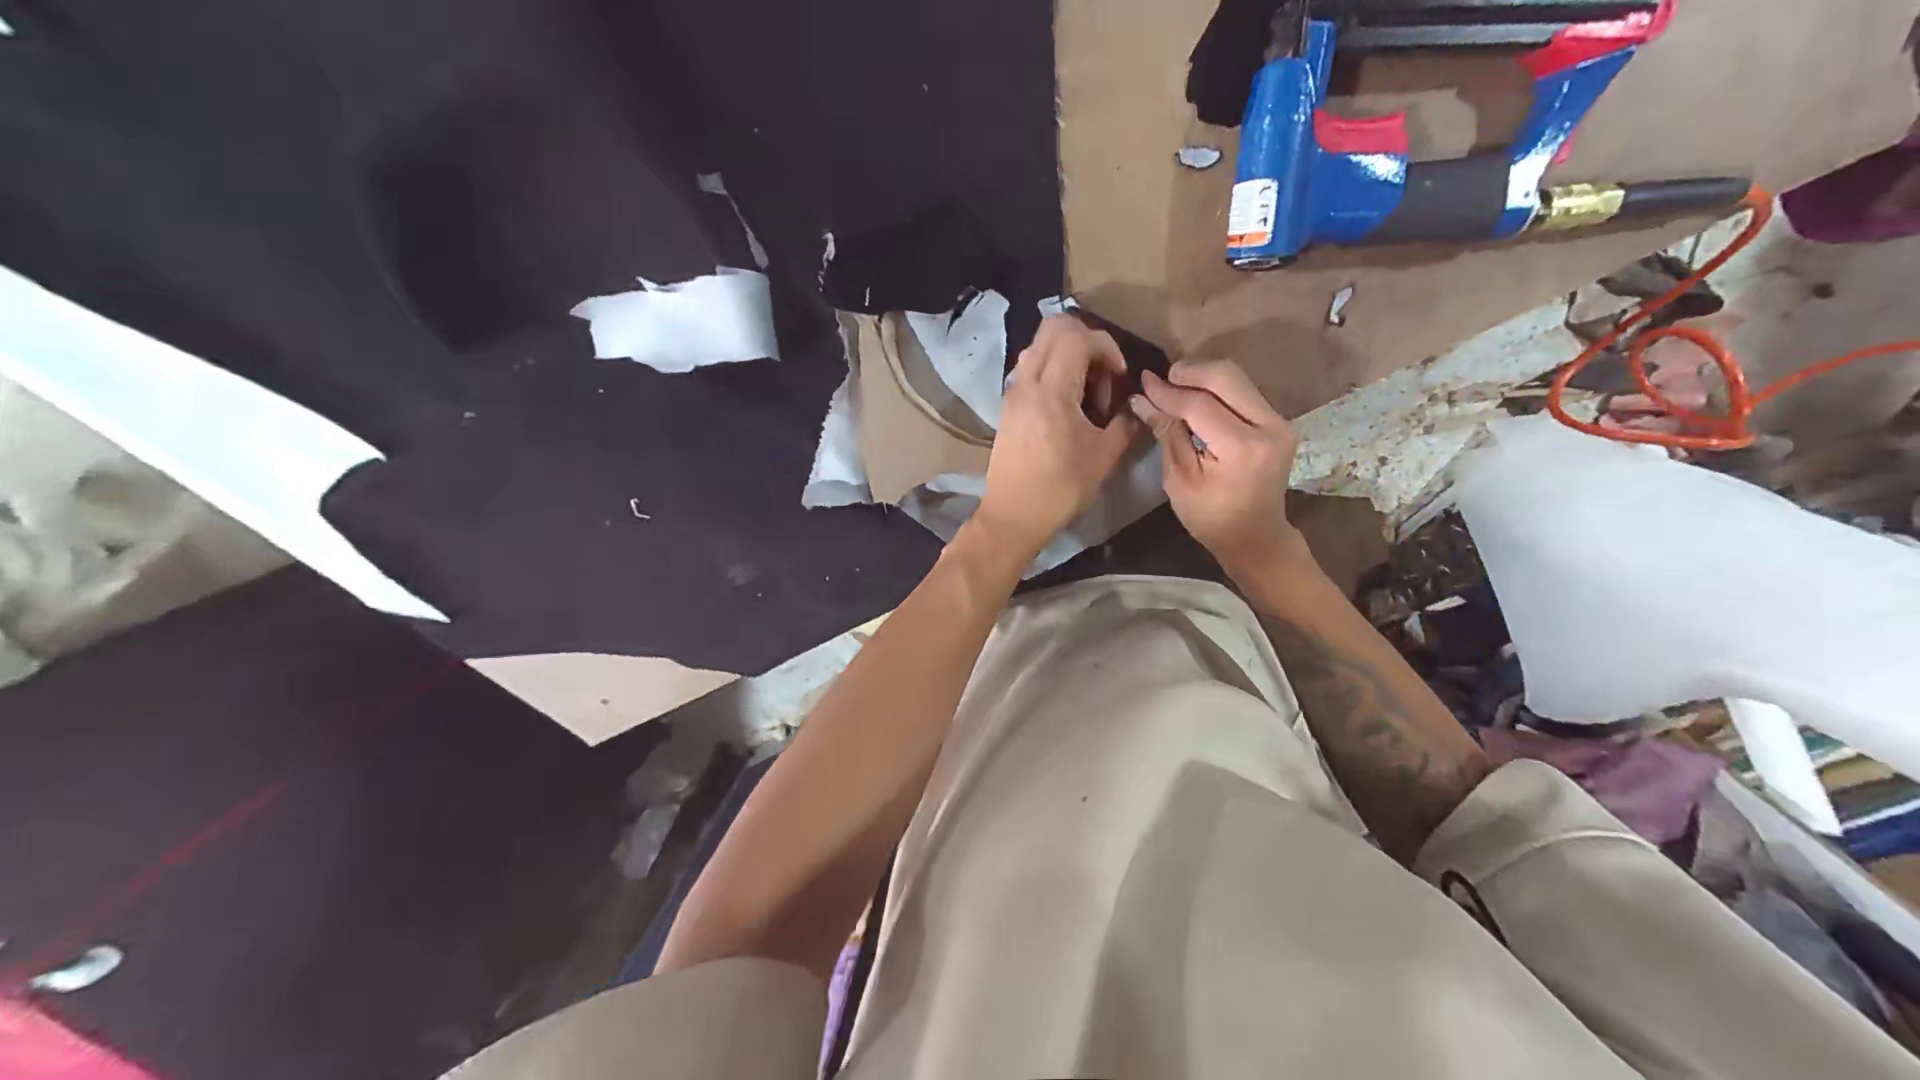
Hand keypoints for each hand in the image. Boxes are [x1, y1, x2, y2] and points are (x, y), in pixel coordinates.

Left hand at [974, 317, 1140, 557]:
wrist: (1013, 516)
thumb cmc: (1061, 489)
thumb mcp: (1105, 457)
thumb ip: (1126, 422)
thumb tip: (1136, 405)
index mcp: (1051, 391)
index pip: (1078, 336)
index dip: (1107, 347)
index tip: (1119, 377)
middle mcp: (1026, 382)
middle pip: (1054, 327)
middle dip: (1087, 341)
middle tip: (1103, 376)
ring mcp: (1013, 392)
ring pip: (1041, 346)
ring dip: (1068, 356)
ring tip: (1085, 395)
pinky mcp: (1008, 405)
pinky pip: (1031, 368)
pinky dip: (1053, 372)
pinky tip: (1067, 407)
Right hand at [1129, 360, 1301, 579]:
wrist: (1255, 536)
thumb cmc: (1210, 517)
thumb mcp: (1179, 479)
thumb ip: (1166, 433)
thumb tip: (1142, 399)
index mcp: (1243, 448)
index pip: (1200, 405)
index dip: (1168, 392)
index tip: (1143, 382)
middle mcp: (1270, 427)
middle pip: (1227, 378)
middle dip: (1190, 372)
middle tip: (1162, 378)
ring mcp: (1280, 422)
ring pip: (1238, 379)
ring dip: (1203, 377)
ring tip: (1174, 386)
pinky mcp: (1278, 421)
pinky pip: (1244, 391)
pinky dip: (1217, 388)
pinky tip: (1195, 396)